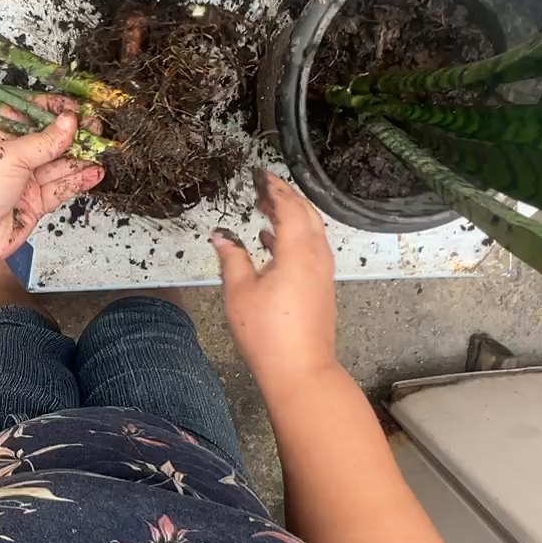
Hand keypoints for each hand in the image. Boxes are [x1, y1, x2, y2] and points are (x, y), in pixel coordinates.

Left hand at [0, 96, 103, 261]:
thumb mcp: (10, 155)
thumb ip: (44, 140)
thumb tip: (68, 120)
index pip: (28, 116)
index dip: (51, 111)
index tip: (74, 109)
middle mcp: (10, 158)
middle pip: (47, 142)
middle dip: (71, 136)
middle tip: (95, 130)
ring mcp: (23, 182)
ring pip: (57, 166)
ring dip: (79, 159)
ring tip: (101, 151)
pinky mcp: (34, 203)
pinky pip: (59, 188)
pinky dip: (78, 181)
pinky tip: (94, 173)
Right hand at [211, 171, 337, 386]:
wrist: (300, 369)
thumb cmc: (267, 333)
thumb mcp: (239, 292)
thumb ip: (231, 257)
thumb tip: (219, 236)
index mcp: (298, 251)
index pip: (289, 206)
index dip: (274, 187)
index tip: (260, 173)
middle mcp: (317, 256)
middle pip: (305, 214)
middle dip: (285, 197)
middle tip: (262, 186)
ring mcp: (322, 272)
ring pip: (310, 231)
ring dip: (290, 215)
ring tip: (265, 208)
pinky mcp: (319, 286)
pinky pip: (310, 248)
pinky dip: (292, 236)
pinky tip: (271, 241)